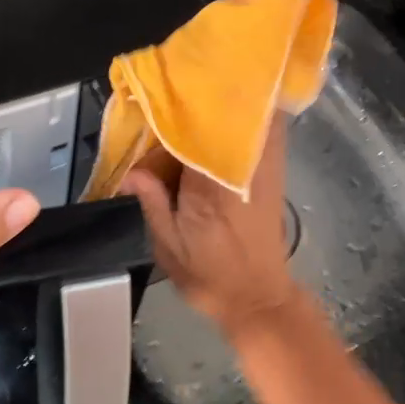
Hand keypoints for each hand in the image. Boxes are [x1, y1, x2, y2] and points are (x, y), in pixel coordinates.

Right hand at [120, 118, 300, 338]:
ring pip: (245, 119)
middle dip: (195, 107)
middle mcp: (240, 169)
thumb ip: (152, 203)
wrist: (258, 299)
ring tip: (195, 104)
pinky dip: (243, 121)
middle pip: (219, 119)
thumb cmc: (210, 276)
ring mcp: (263, 167)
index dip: (172, 117)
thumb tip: (130, 172)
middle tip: (168, 105)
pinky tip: (222, 121)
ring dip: (223, 108)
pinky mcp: (274, 171)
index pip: (192, 134)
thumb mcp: (169, 247)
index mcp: (209, 186)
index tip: (152, 108)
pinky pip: (262, 131)